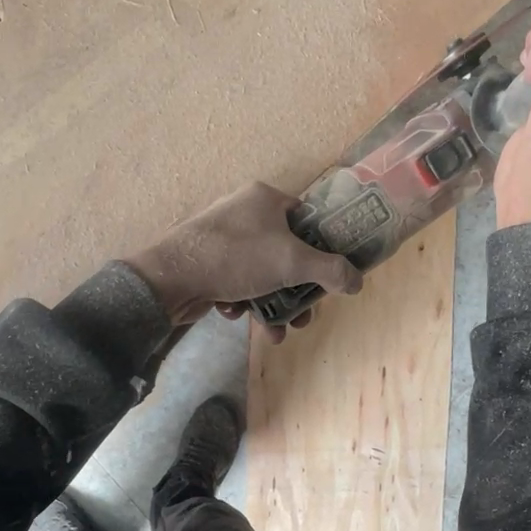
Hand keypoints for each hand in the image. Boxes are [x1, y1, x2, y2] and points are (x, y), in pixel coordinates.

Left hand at [124, 182, 362, 338]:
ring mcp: (224, 237)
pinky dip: (243, 301)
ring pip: (263, 274)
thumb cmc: (237, 257)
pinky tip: (238, 316)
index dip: (322, 248)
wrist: (171, 277)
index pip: (306, 219)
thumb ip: (331, 271)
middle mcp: (244, 212)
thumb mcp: (293, 263)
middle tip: (304, 316)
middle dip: (296, 291)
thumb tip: (359, 282)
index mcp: (265, 198)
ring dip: (271, 305)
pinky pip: (238, 281)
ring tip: (275, 332)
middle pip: (287, 253)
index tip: (329, 276)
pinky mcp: (207, 262)